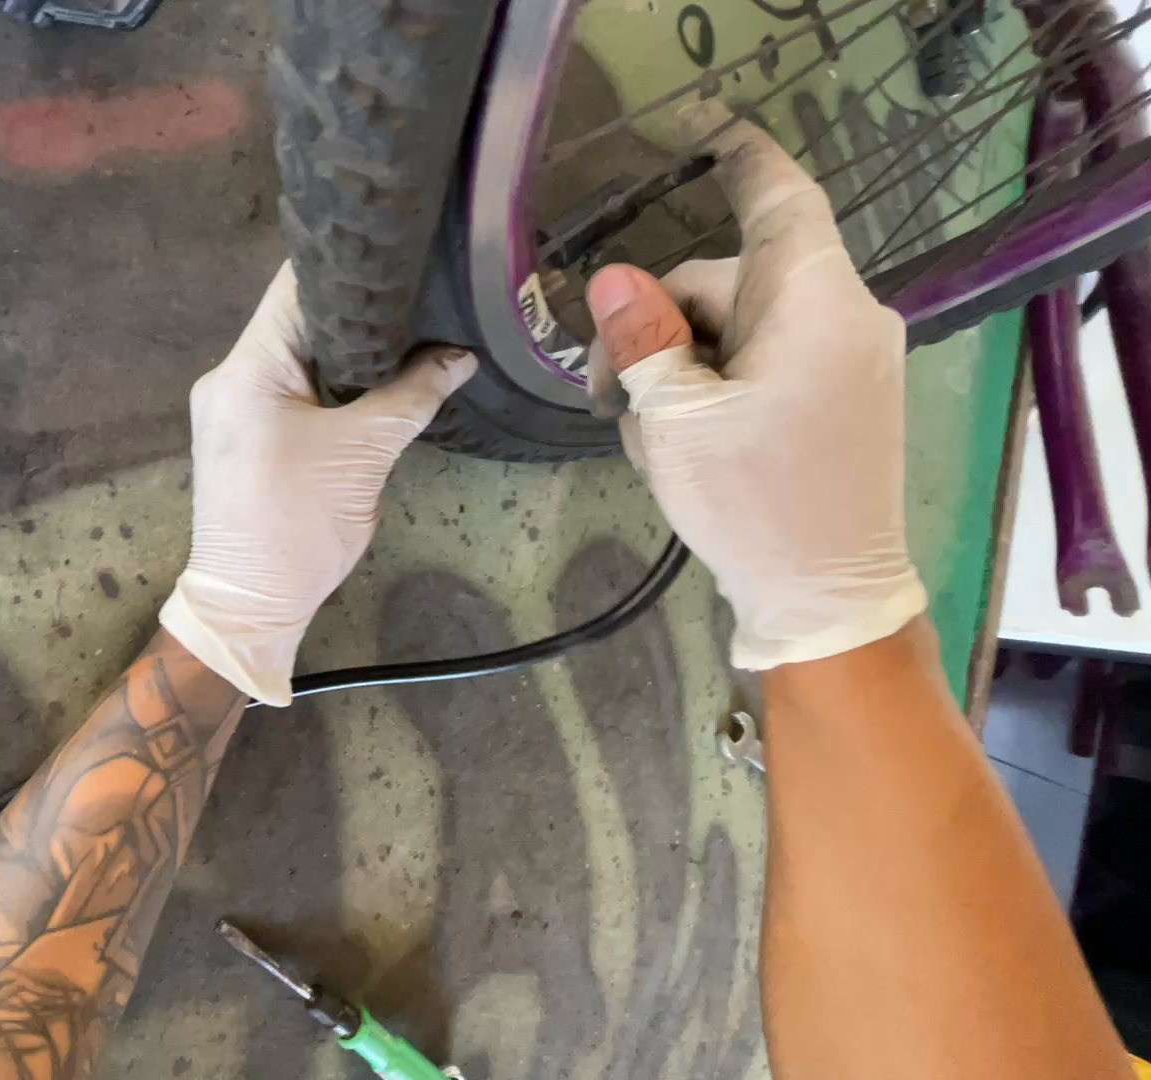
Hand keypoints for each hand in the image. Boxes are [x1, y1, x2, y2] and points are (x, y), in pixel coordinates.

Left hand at [160, 263, 476, 704]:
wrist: (251, 603)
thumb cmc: (299, 526)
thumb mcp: (363, 456)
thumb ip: (412, 396)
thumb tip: (460, 355)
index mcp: (247, 369)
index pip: (296, 288)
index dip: (351, 265)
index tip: (403, 248)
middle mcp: (230, 377)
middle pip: (296, 319)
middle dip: (358, 308)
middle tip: (420, 286)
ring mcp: (232, 407)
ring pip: (296, 355)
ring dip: (346, 346)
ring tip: (410, 323)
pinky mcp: (244, 434)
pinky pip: (290, 388)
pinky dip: (329, 378)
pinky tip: (375, 371)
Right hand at [585, 116, 926, 669]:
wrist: (821, 592)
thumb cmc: (750, 499)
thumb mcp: (676, 418)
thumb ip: (644, 340)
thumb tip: (611, 276)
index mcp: (815, 308)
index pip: (781, 204)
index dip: (742, 160)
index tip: (702, 130)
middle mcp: (837, 321)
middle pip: (724, 284)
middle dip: (656, 325)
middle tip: (604, 393)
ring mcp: (835, 364)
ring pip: (729, 331)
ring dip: (671, 370)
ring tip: (646, 437)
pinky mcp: (824, 401)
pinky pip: (749, 366)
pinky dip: (701, 390)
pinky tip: (675, 443)